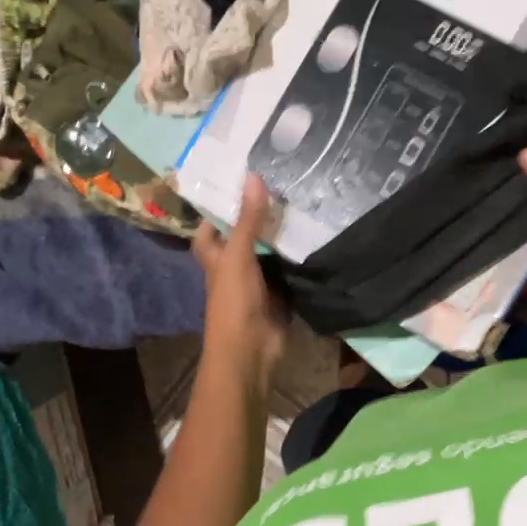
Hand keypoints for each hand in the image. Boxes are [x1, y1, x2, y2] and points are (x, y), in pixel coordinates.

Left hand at [193, 175, 287, 389]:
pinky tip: (316, 238)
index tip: (240, 185)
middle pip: (245, 238)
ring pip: (271, 254)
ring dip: (284, 237)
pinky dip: (300, 260)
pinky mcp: (281, 296)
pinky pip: (291, 273)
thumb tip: (253, 175)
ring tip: (304, 204)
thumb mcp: (238, 256)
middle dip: (260, 219)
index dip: (219, 211)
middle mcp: (235, 268)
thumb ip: (247, 219)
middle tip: (283, 188)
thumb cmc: (234, 302)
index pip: (210, 230)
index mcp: (215, 258)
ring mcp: (259, 283)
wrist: (251, 350)